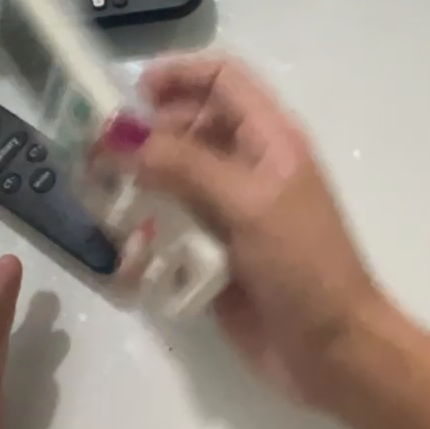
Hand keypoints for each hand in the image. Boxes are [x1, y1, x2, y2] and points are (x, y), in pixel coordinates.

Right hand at [99, 55, 386, 402]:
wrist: (332, 351)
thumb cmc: (304, 267)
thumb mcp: (250, 205)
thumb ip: (185, 164)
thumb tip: (118, 134)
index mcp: (269, 142)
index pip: (221, 81)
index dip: (176, 77)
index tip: (126, 100)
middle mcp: (246, 172)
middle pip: (185, 132)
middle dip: (141, 142)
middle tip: (97, 162)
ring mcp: (228, 219)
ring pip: (169, 188)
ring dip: (136, 196)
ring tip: (108, 213)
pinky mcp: (213, 262)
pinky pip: (170, 240)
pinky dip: (147, 245)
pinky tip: (132, 261)